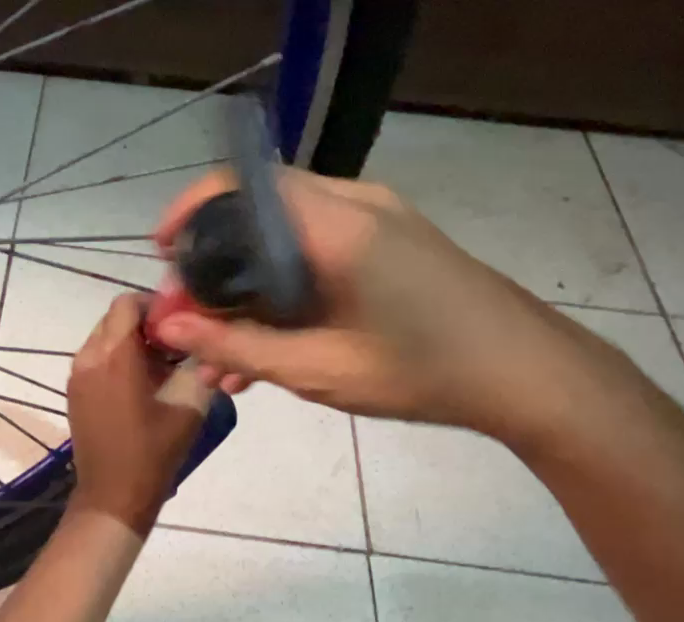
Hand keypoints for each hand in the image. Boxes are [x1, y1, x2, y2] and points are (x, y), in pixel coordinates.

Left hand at [67, 294, 209, 532]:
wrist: (112, 498)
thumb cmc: (152, 453)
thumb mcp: (189, 405)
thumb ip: (199, 363)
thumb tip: (206, 341)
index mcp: (113, 355)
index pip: (127, 303)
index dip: (156, 306)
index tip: (182, 324)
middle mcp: (87, 358)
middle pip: (114, 320)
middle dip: (146, 326)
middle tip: (177, 347)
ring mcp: (76, 378)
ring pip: (104, 341)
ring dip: (132, 345)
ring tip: (164, 368)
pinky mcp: (74, 396)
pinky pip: (96, 362)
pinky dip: (118, 363)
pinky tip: (144, 387)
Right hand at [152, 169, 611, 441]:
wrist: (523, 373)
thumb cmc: (420, 372)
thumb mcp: (316, 369)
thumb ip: (236, 346)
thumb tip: (168, 328)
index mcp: (337, 226)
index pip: (241, 187)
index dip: (189, 213)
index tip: (159, 258)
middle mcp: (354, 206)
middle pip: (256, 213)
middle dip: (210, 267)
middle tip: (186, 324)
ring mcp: (375, 221)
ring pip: (282, 239)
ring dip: (244, 290)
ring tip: (219, 357)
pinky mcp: (386, 243)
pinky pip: (313, 253)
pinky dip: (279, 291)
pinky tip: (263, 349)